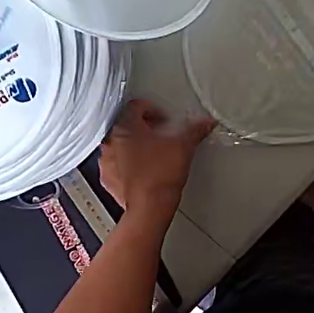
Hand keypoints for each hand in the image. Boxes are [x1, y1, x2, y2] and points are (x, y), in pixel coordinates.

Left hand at [98, 99, 213, 221]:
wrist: (150, 206)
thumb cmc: (161, 176)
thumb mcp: (184, 146)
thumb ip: (195, 130)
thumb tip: (205, 123)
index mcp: (126, 127)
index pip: (136, 106)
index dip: (153, 109)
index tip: (164, 118)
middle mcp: (112, 142)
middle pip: (127, 125)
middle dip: (145, 128)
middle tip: (162, 136)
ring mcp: (108, 161)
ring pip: (121, 146)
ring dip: (136, 147)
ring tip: (155, 155)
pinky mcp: (109, 179)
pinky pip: (117, 166)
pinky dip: (129, 166)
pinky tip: (146, 171)